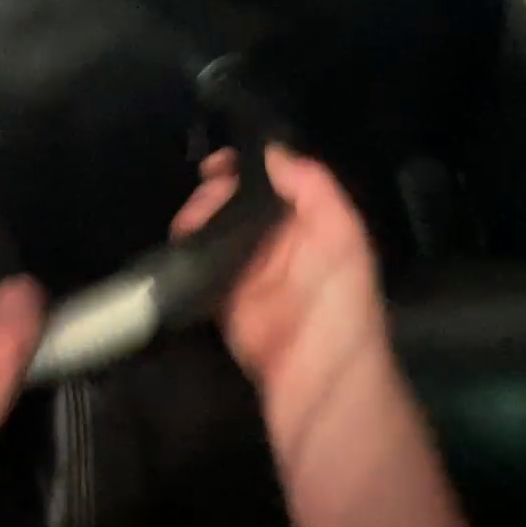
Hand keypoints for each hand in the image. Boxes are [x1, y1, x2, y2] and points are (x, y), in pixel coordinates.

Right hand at [172, 146, 384, 394]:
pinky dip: (184, 249)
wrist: (314, 375)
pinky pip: (195, 260)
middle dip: (213, 192)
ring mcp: (243, 266)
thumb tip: (272, 151)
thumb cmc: (337, 303)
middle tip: (206, 203)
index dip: (242, 165)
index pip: (268, 180)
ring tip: (190, 227)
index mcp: (305, 221)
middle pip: (230, 198)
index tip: (217, 162)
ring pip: (207, 225)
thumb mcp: (343, 237)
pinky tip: (182, 245)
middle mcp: (272, 239)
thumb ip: (314, 189)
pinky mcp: (217, 293)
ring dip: (194, 218)